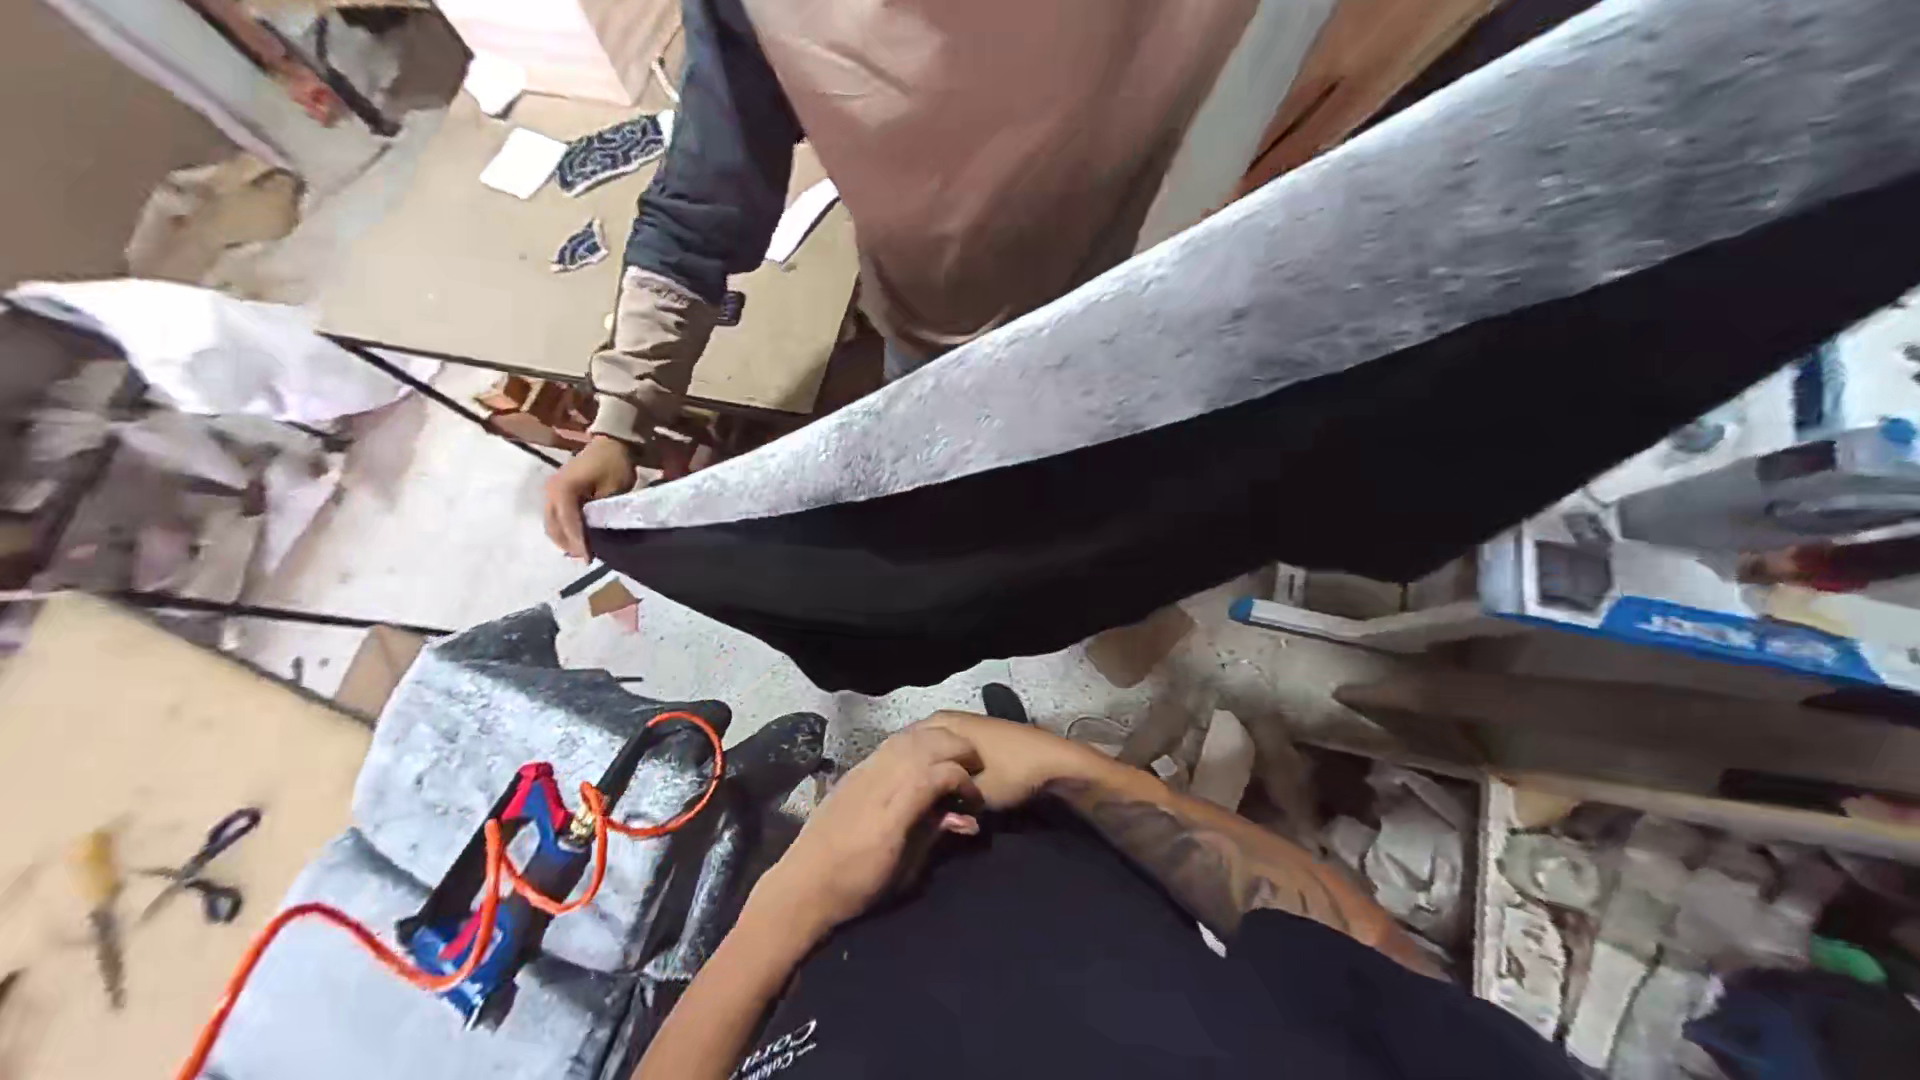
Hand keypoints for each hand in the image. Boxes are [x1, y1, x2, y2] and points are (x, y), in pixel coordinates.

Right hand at [543, 435, 637, 557]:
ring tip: (582, 551)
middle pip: (554, 526)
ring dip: (564, 538)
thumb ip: (601, 512)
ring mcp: (550, 491)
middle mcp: (550, 492)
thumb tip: (596, 533)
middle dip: (569, 544)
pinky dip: (563, 528)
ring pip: (551, 523)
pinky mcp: (555, 491)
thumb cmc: (614, 465)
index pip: (568, 523)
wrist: (609, 443)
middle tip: (586, 558)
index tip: (589, 559)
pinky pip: (555, 516)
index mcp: (563, 491)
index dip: (578, 543)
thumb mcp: (613, 490)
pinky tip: (576, 538)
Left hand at [748, 723, 984, 938]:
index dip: (963, 780)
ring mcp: (863, 772)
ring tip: (956, 751)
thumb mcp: (904, 872)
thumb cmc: (857, 887)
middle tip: (975, 763)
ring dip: (937, 738)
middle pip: (924, 745)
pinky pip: (890, 743)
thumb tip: (967, 819)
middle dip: (956, 748)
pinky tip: (926, 750)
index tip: (974, 799)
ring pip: (907, 737)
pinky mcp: (854, 770)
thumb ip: (934, 836)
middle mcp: (878, 783)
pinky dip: (915, 739)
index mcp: (892, 814)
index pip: (937, 774)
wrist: (804, 884)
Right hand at [917, 711, 1103, 808]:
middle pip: (928, 731)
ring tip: (921, 775)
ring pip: (945, 736)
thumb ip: (948, 799)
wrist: (1059, 764)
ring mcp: (979, 724)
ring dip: (935, 752)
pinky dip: (951, 754)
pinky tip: (950, 772)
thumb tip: (927, 809)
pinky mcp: (992, 735)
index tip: (889, 773)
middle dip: (916, 752)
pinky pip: (960, 740)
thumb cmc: (1016, 773)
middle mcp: (961, 718)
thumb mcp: (978, 794)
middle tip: (902, 774)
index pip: (914, 734)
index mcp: (953, 724)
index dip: (901, 754)